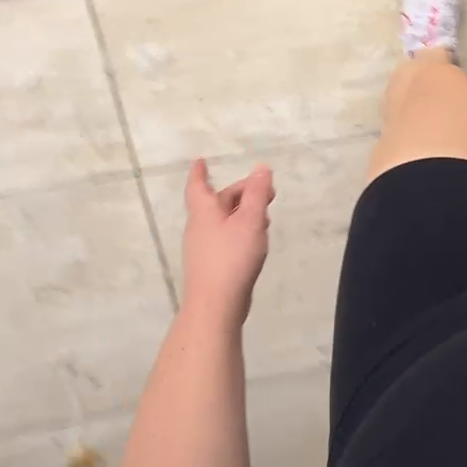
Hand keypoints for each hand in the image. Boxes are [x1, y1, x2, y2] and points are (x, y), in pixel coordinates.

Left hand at [180, 159, 274, 326]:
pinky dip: (241, 228)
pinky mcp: (212, 263)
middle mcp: (200, 227)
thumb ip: (257, 194)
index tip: (200, 161)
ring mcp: (204, 247)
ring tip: (266, 215)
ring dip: (244, 211)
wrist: (215, 305)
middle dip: (240, 192)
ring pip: (224, 219)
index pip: (199, 187)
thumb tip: (261, 168)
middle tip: (267, 190)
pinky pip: (226, 236)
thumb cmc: (232, 257)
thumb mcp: (251, 221)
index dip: (199, 173)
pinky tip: (256, 238)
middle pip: (218, 202)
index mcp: (205, 213)